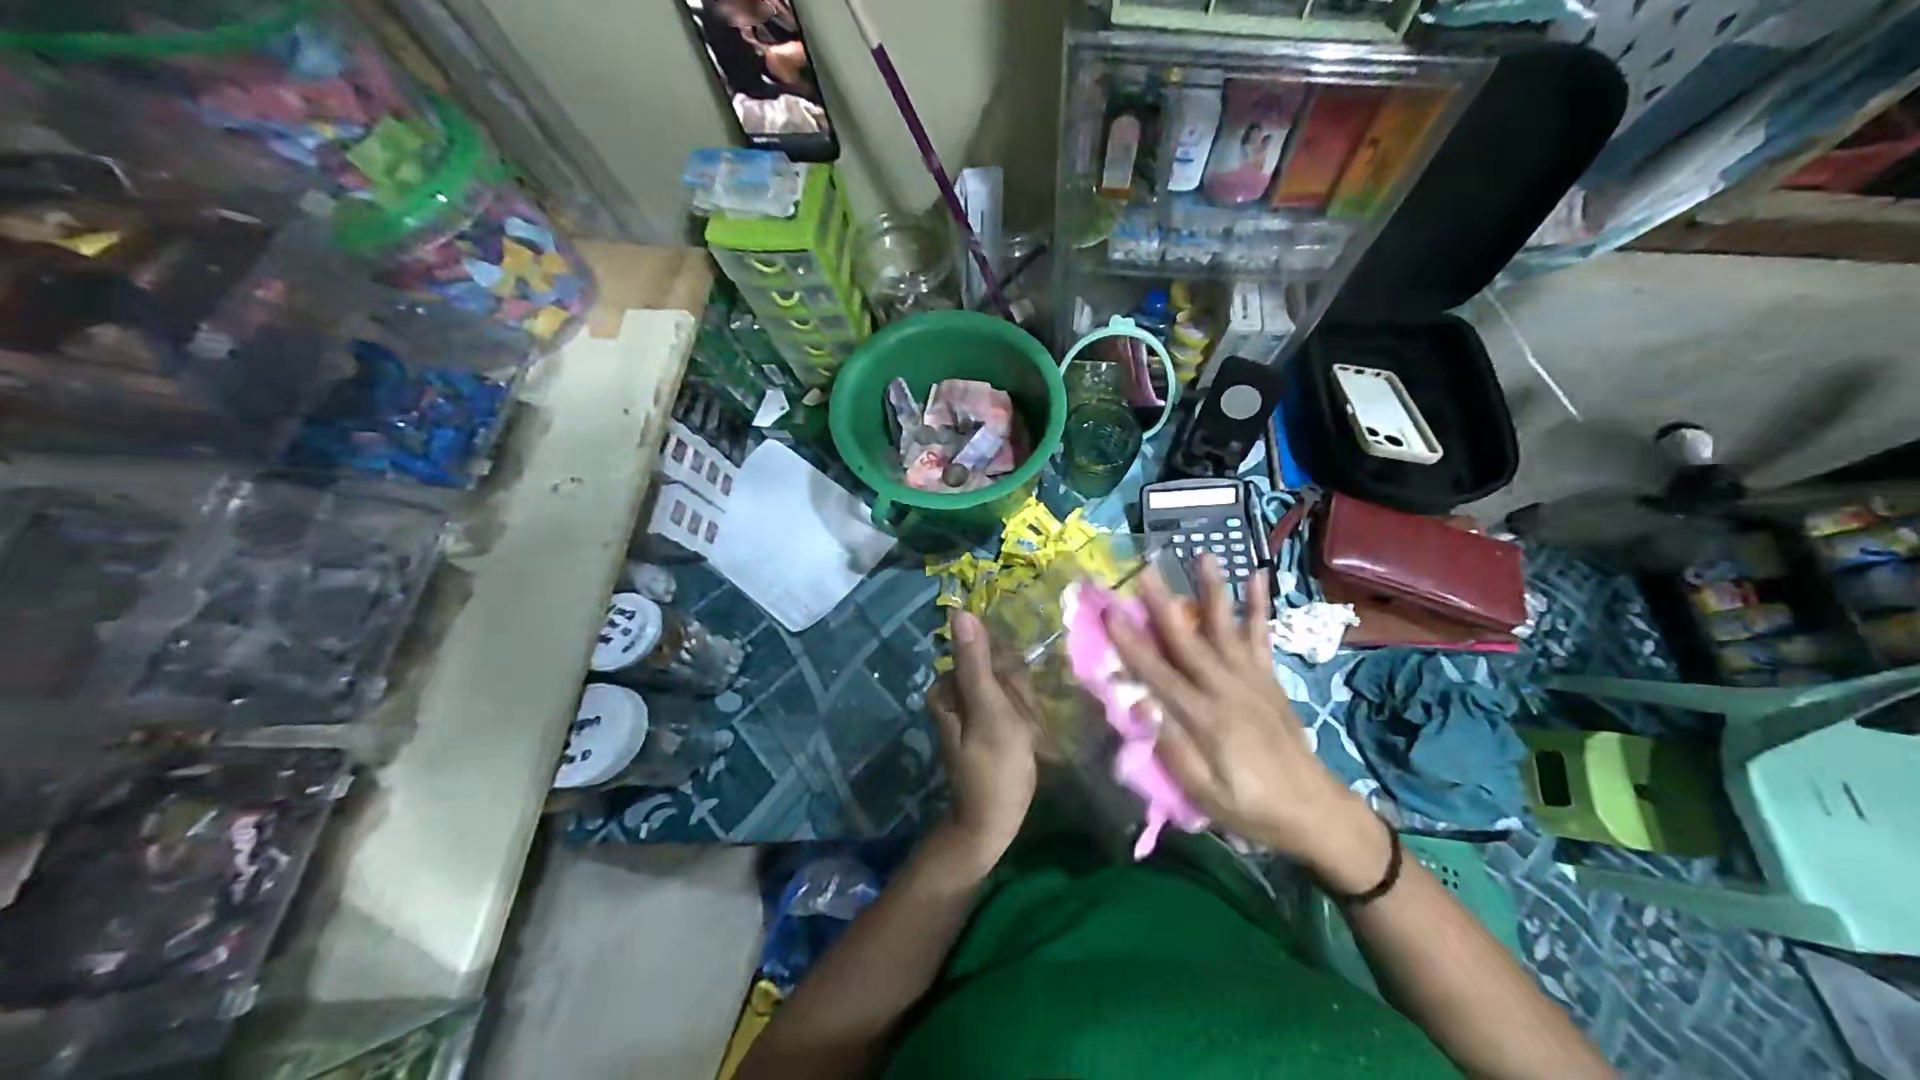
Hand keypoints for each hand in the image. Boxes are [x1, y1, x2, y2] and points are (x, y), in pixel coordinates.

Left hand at [926, 610, 1038, 877]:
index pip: (988, 654)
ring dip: (1025, 709)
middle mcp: (954, 692)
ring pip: (1011, 688)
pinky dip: (1024, 718)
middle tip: (1021, 729)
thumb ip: (976, 662)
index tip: (1018, 709)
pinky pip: (1012, 705)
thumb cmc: (993, 768)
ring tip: (1024, 737)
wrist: (992, 823)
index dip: (1012, 677)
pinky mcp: (986, 723)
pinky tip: (1027, 739)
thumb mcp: (988, 711)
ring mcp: (972, 708)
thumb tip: (959, 611)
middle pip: (1000, 670)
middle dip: (1019, 695)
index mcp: (947, 685)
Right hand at [1104, 558, 1391, 894]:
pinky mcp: (1269, 679)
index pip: (1158, 673)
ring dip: (1212, 590)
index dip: (1130, 642)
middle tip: (1144, 569)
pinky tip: (1258, 577)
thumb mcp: (1204, 792)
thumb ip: (1171, 747)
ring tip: (1203, 555)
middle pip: (1188, 640)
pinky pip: (1262, 637)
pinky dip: (1259, 606)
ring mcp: (1252, 680)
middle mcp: (1226, 689)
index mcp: (1205, 718)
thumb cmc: (1250, 807)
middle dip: (1162, 603)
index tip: (1109, 611)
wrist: (1314, 811)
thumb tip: (1138, 704)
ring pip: (1226, 628)